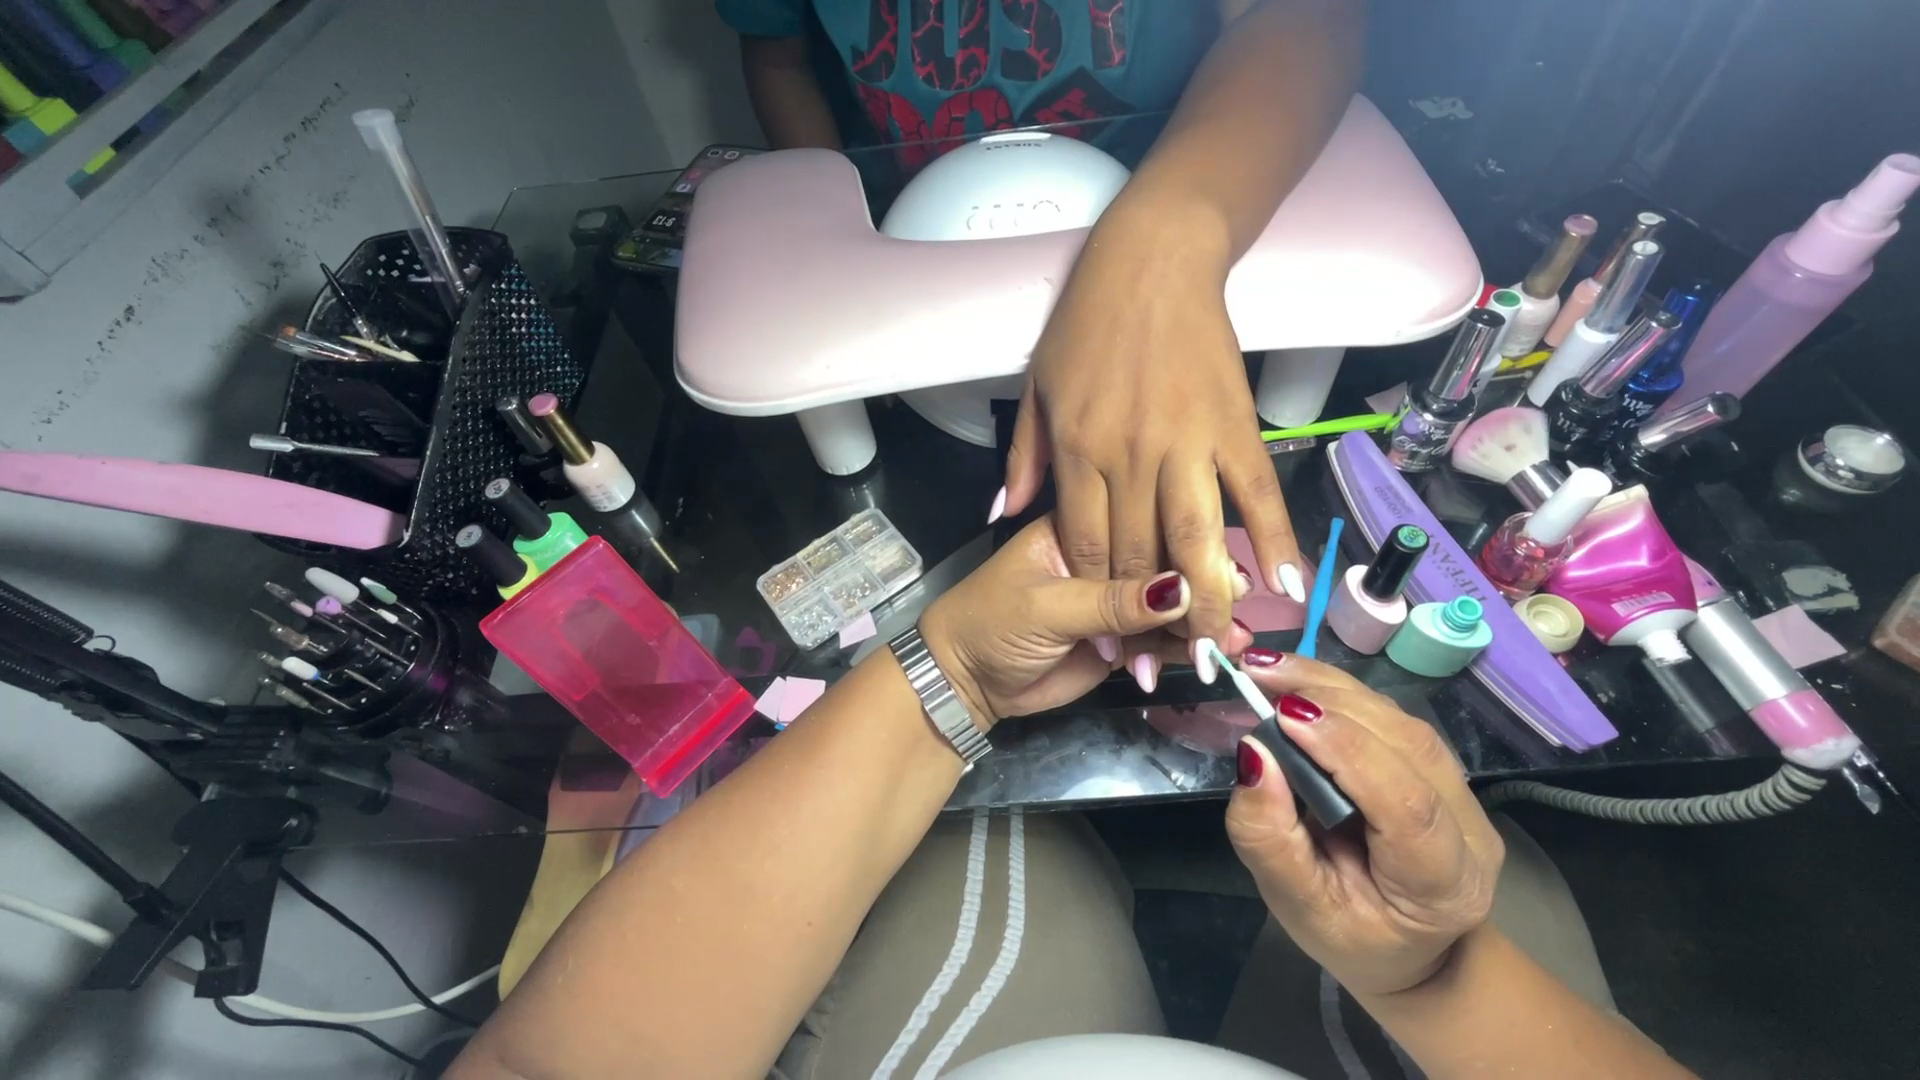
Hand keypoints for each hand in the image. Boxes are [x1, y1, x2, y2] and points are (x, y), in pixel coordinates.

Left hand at [917, 517, 1213, 723]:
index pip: (1140, 525)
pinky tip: (1216, 653)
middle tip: (1237, 601)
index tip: (1221, 564)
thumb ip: (1111, 601)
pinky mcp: (1121, 637)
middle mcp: (1103, 555)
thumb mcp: (1047, 607)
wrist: (967, 681)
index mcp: (1079, 527)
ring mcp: (1114, 598)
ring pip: (1168, 604)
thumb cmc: (992, 624)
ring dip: (1201, 620)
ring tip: (1234, 637)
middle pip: (1163, 564)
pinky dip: (1185, 647)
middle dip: (1201, 584)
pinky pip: (1160, 638)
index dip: (1181, 545)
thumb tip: (1181, 591)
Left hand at [998, 213, 1302, 687]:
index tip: (1113, 644)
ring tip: (1221, 647)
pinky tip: (1280, 585)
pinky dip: (1270, 539)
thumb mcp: (1035, 387)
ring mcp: (1185, 442)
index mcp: (1077, 451)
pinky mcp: (1234, 425)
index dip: (1099, 600)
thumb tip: (999, 513)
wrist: (1151, 258)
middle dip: (1151, 619)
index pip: (1087, 545)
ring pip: (1196, 537)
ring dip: (1209, 600)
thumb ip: (1021, 457)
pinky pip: (1253, 492)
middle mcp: (1129, 457)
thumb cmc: (1085, 323)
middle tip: (1170, 668)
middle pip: (1140, 554)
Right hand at [1223, 652, 1503, 996]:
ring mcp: (1463, 793)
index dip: (1348, 751)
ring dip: (1332, 686)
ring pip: (1402, 721)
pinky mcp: (1440, 767)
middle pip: (1409, 745)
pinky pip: (1393, 717)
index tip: (1281, 714)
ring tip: (1266, 668)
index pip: (1407, 804)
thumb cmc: (1351, 936)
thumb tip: (1253, 755)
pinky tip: (1294, 681)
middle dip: (1331, 702)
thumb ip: (1270, 838)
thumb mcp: (1296, 905)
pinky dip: (1340, 692)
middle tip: (1258, 677)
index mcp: (1442, 884)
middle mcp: (1471, 830)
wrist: (1411, 950)